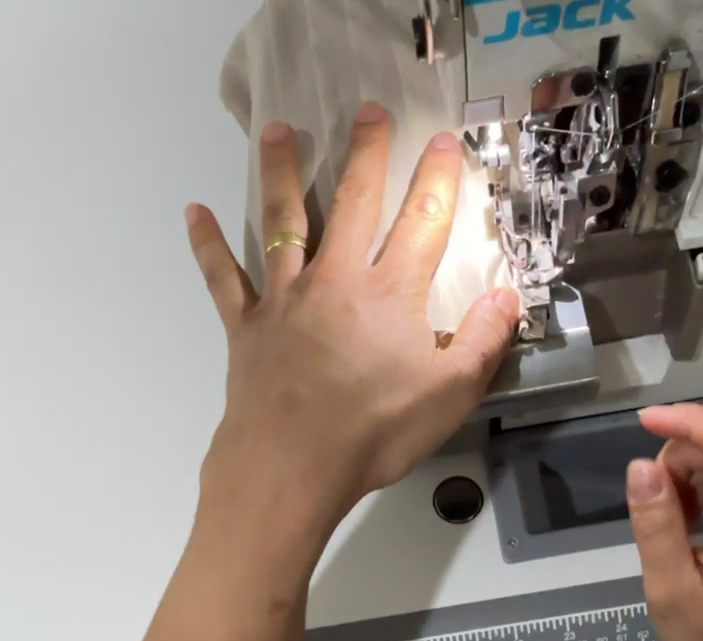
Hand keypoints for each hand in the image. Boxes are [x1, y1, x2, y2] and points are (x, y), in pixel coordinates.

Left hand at [184, 103, 521, 530]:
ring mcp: (285, 298)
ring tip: (277, 130)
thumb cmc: (376, 432)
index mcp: (390, 293)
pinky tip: (194, 213)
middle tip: (368, 112)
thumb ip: (483, 341)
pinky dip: (208, 245)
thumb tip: (508, 297)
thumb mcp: (451, 394)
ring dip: (280, 171)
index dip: (438, 179)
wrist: (293, 466)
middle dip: (366, 153)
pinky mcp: (246, 325)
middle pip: (354, 201)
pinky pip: (223, 278)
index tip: (444, 141)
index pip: (423, 221)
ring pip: (283, 221)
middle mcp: (336, 279)